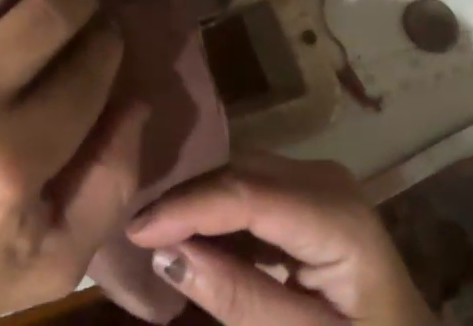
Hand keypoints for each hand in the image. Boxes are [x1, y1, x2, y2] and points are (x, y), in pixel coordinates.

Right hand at [127, 152, 434, 325]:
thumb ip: (240, 299)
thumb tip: (164, 255)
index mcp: (338, 216)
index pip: (245, 191)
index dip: (185, 207)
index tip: (134, 232)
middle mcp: (326, 180)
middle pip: (239, 173)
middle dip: (185, 201)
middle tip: (137, 236)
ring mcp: (318, 182)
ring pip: (238, 174)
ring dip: (197, 205)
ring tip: (155, 236)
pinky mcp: (307, 194)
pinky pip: (249, 189)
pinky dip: (218, 214)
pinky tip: (194, 240)